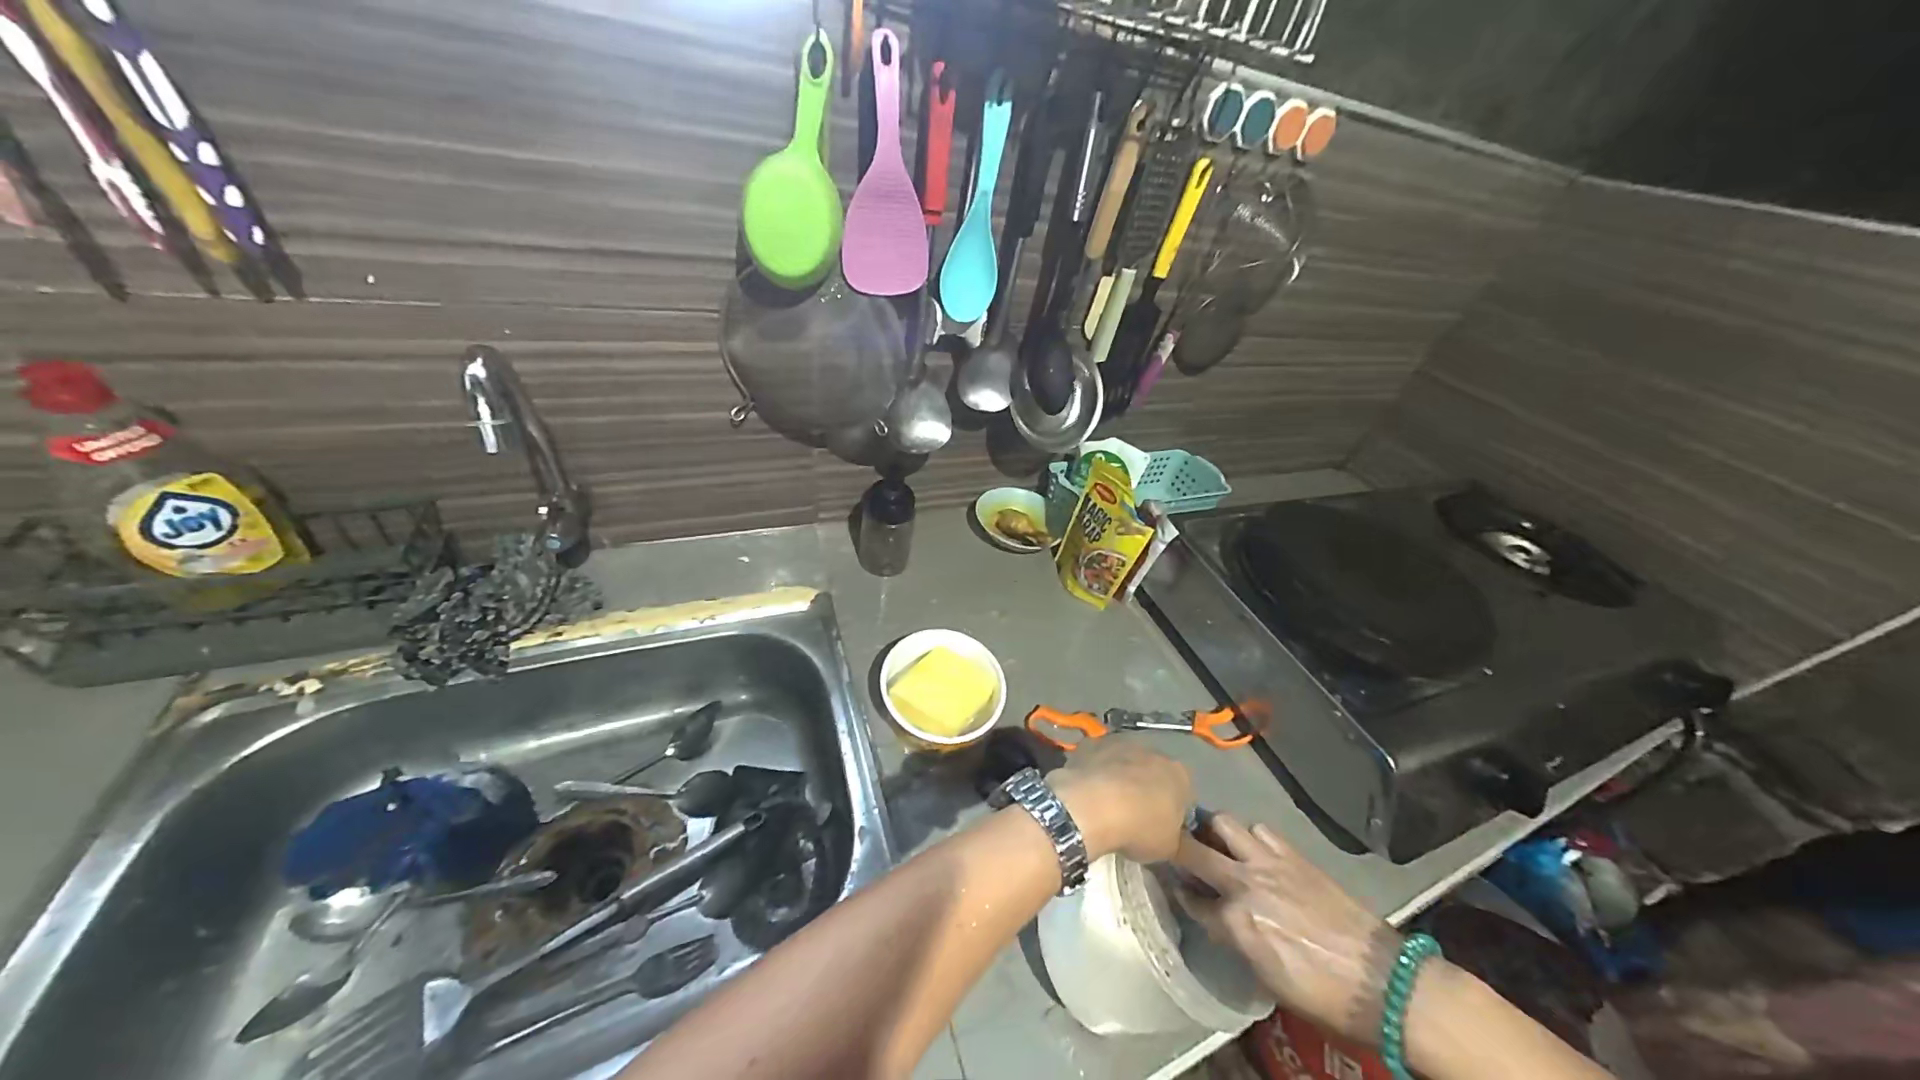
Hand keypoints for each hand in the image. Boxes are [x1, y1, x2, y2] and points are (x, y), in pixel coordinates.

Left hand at [1051, 736, 1190, 863]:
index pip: (1184, 793)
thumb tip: (1167, 834)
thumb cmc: (1139, 828)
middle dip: (1146, 789)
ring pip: (1124, 763)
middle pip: (1153, 772)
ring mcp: (1120, 744)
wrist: (1093, 806)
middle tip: (1133, 816)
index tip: (1160, 827)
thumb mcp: (1168, 847)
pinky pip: (1098, 761)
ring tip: (1106, 806)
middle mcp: (1153, 752)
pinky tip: (1087, 793)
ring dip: (1119, 778)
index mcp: (1179, 774)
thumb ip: (1173, 836)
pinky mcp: (1091, 744)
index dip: (1173, 812)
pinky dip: (1095, 773)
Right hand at [1174, 814, 1401, 1044]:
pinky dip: (1251, 835)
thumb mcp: (1265, 976)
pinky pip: (1261, 830)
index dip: (1178, 892)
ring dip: (1214, 831)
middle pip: (1192, 849)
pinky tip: (1255, 849)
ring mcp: (1270, 863)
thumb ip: (1234, 938)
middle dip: (1176, 846)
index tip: (1172, 886)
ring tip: (1214, 841)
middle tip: (1174, 846)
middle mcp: (1244, 884)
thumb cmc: (1321, 994)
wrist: (1382, 981)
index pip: (1189, 898)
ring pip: (1224, 823)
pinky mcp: (1295, 855)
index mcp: (1234, 922)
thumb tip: (1219, 920)